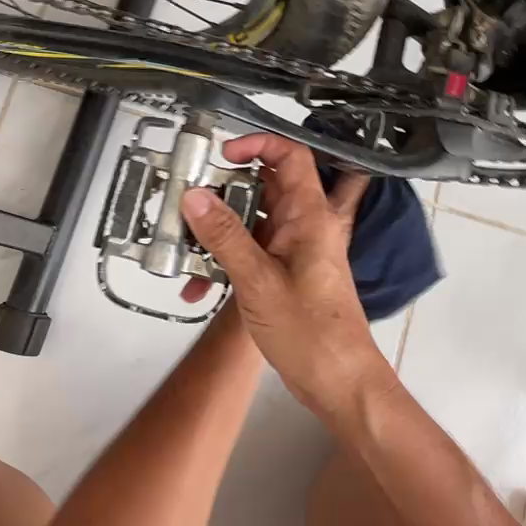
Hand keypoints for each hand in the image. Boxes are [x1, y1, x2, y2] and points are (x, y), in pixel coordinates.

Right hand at [180, 134, 395, 419]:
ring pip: (251, 221)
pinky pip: (249, 252)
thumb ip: (224, 236)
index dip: (259, 144)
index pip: (291, 156)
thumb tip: (195, 196)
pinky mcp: (284, 273)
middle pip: (263, 187)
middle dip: (224, 192)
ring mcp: (294, 249)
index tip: (224, 154)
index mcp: (310, 216)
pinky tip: (198, 286)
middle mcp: (304, 226)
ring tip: (186, 247)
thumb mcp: (258, 280)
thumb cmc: (313, 333)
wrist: (339, 381)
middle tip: (192, 201)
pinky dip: (224, 262)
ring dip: (218, 233)